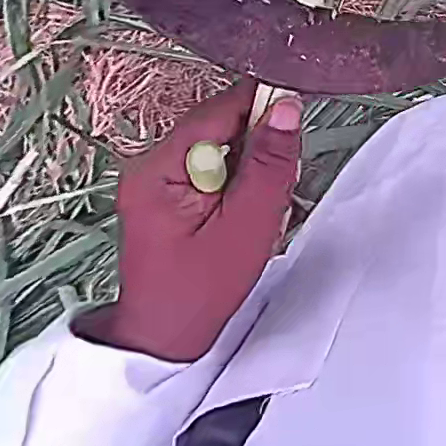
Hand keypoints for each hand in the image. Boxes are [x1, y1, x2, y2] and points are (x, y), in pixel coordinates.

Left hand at [73, 83, 300, 361]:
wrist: (166, 337)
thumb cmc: (199, 292)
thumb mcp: (246, 226)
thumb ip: (269, 164)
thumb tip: (287, 108)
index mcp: (160, 168)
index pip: (220, 109)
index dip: (262, 108)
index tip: (292, 124)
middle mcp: (152, 162)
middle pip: (223, 122)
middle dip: (259, 146)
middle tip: (275, 185)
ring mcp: (159, 174)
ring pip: (224, 141)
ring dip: (253, 164)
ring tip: (259, 205)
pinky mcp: (170, 185)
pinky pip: (216, 161)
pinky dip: (240, 178)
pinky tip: (245, 208)